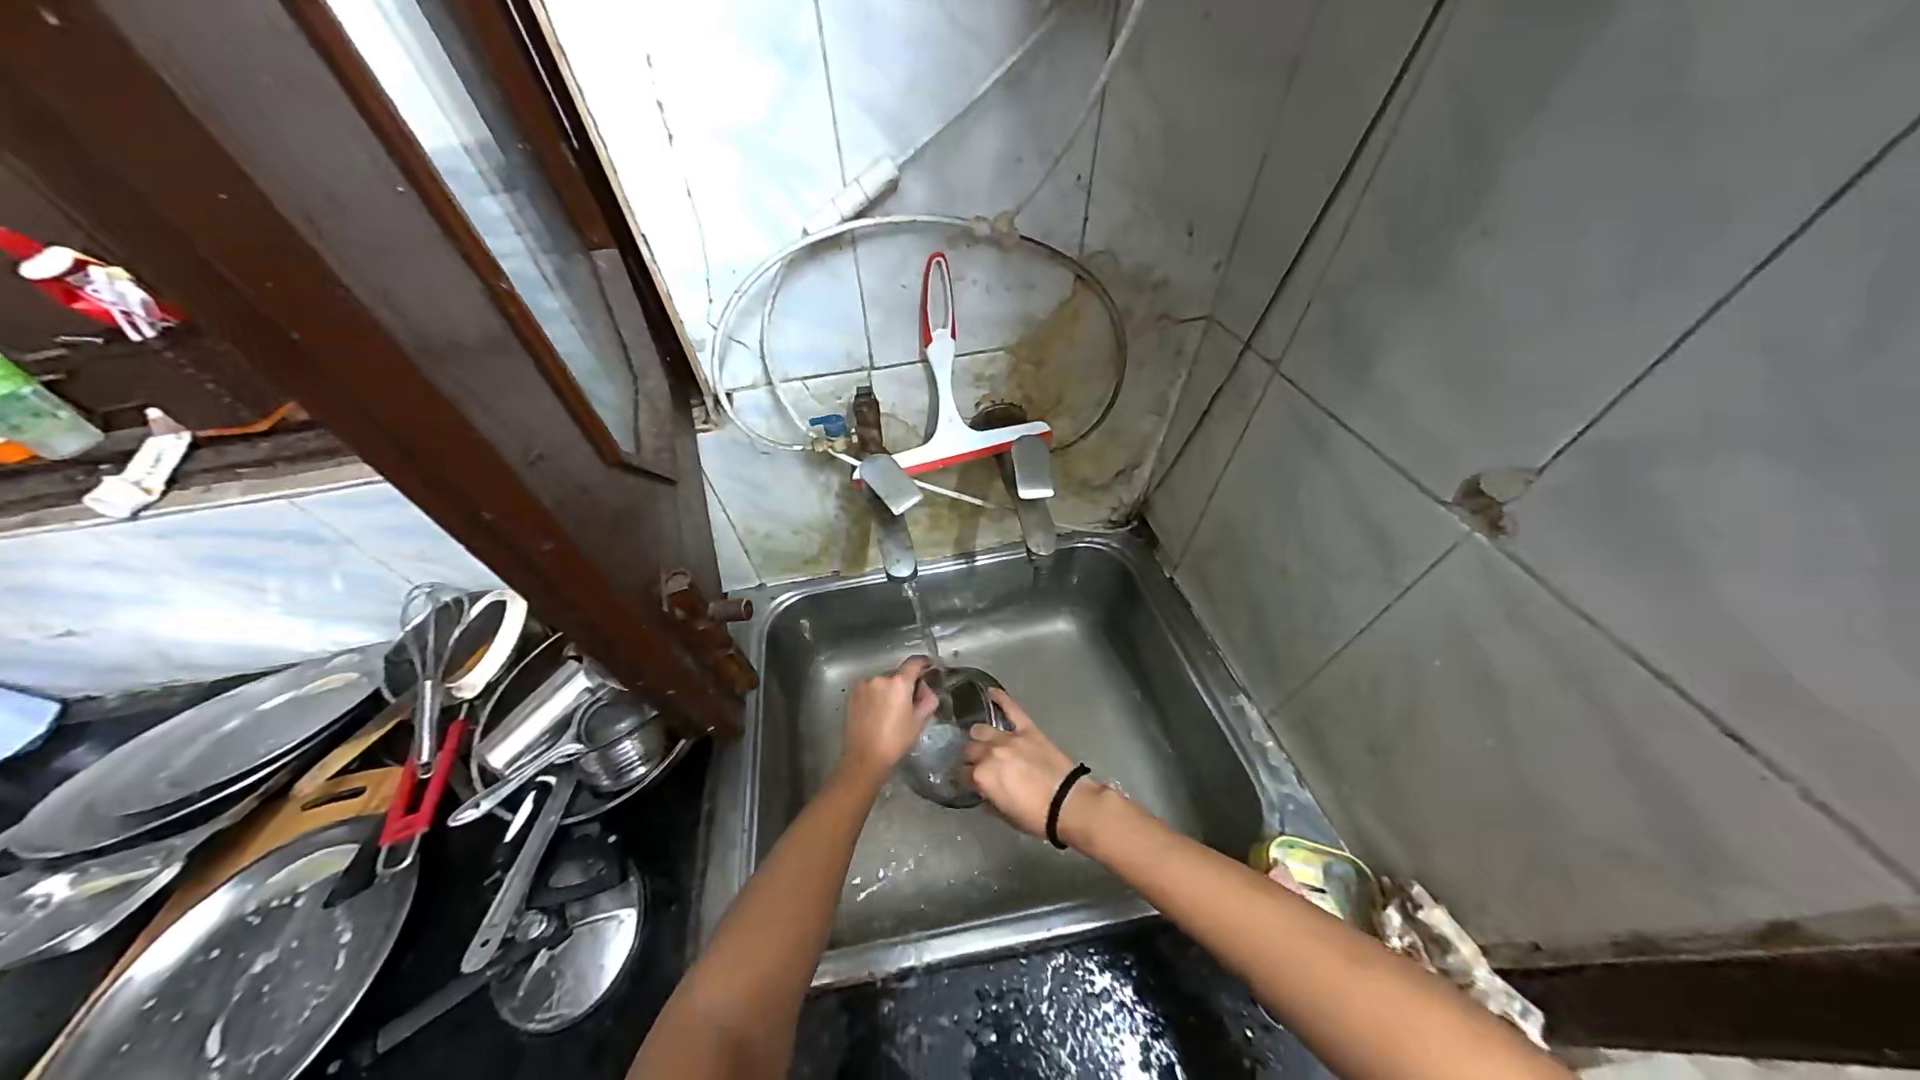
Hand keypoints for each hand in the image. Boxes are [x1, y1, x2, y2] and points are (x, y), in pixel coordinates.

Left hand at [839, 655, 938, 784]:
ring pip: (882, 682)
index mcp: (899, 683)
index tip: (928, 666)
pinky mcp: (852, 694)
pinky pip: (869, 689)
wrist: (865, 757)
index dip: (923, 662)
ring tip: (889, 711)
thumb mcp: (919, 721)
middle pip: (897, 674)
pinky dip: (875, 695)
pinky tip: (876, 713)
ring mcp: (863, 685)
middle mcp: (880, 678)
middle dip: (904, 683)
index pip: (914, 662)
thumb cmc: (896, 741)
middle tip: (909, 701)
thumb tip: (926, 688)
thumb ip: (928, 699)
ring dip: (888, 689)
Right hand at [964, 688, 1102, 840]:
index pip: (961, 774)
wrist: (1068, 803)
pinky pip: (1011, 709)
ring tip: (983, 740)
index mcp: (981, 776)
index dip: (963, 779)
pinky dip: (1001, 699)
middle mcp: (989, 752)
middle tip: (976, 764)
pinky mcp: (1027, 729)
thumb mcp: (1003, 813)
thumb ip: (987, 795)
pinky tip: (991, 692)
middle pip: (969, 750)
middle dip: (970, 758)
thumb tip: (982, 788)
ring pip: (981, 729)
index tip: (966, 782)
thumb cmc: (1035, 816)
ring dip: (979, 736)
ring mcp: (1009, 738)